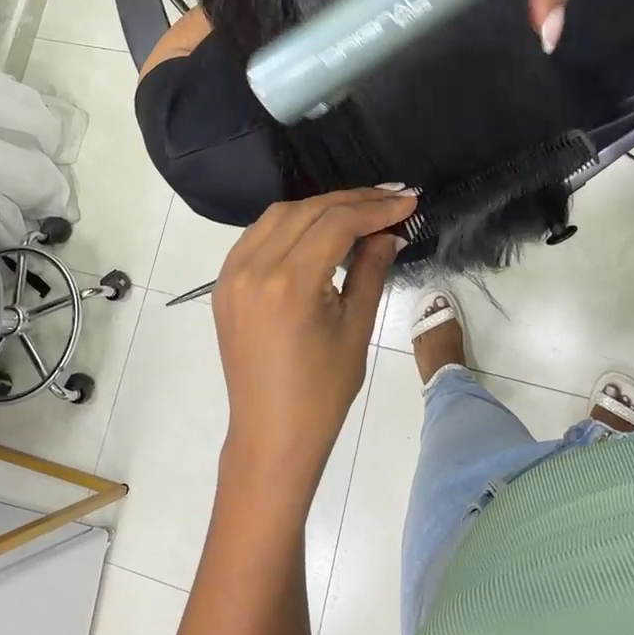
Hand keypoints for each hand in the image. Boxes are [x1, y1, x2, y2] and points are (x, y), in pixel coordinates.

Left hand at [211, 187, 417, 477]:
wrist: (271, 435)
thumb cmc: (322, 393)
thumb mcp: (356, 328)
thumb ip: (371, 269)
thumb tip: (389, 232)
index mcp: (289, 283)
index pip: (336, 223)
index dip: (376, 207)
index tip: (408, 201)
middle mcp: (254, 268)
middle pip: (308, 210)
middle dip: (353, 201)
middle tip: (392, 199)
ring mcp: (232, 274)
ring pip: (279, 215)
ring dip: (321, 207)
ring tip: (361, 210)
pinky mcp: (225, 284)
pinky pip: (258, 234)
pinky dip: (291, 223)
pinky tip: (318, 228)